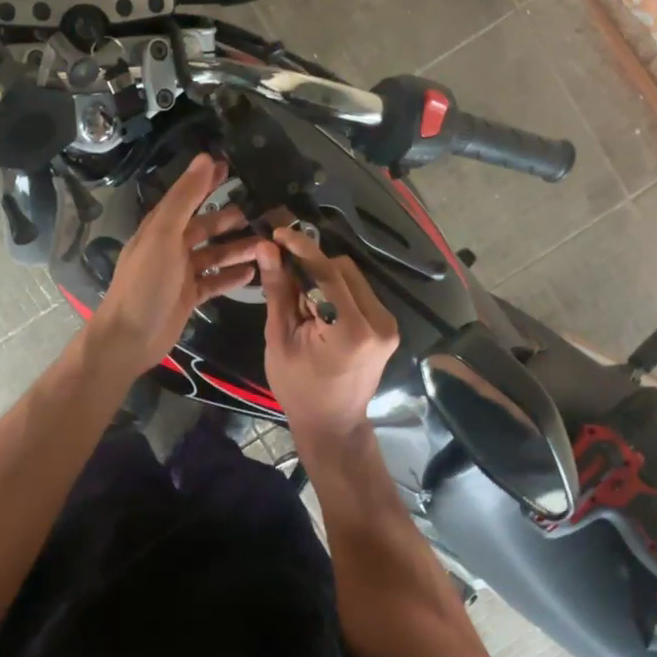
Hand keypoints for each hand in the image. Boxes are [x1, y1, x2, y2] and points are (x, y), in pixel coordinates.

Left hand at [87, 153, 271, 369]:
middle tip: (260, 214)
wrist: (130, 337)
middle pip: (203, 228)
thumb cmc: (146, 283)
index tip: (229, 167)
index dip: (205, 182)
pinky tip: (253, 273)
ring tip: (265, 245)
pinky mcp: (188, 297)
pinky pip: (214, 282)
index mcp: (159, 228)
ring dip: (237, 249)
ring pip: (213, 255)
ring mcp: (179, 274)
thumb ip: (185, 198)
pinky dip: (231, 276)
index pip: (186, 198)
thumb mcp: (164, 235)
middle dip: (229, 220)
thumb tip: (205, 159)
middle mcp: (169, 248)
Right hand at [258, 226, 399, 445]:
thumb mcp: (280, 339)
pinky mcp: (388, 326)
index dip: (302, 248)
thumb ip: (279, 291)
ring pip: (354, 277)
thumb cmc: (298, 389)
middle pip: (343, 269)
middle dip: (312, 265)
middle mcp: (379, 322)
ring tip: (302, 302)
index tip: (278, 232)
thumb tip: (267, 249)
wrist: (333, 424)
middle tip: (285, 276)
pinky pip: (360, 293)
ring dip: (325, 278)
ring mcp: (388, 324)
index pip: (327, 273)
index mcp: (351, 329)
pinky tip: (320, 311)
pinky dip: (338, 291)